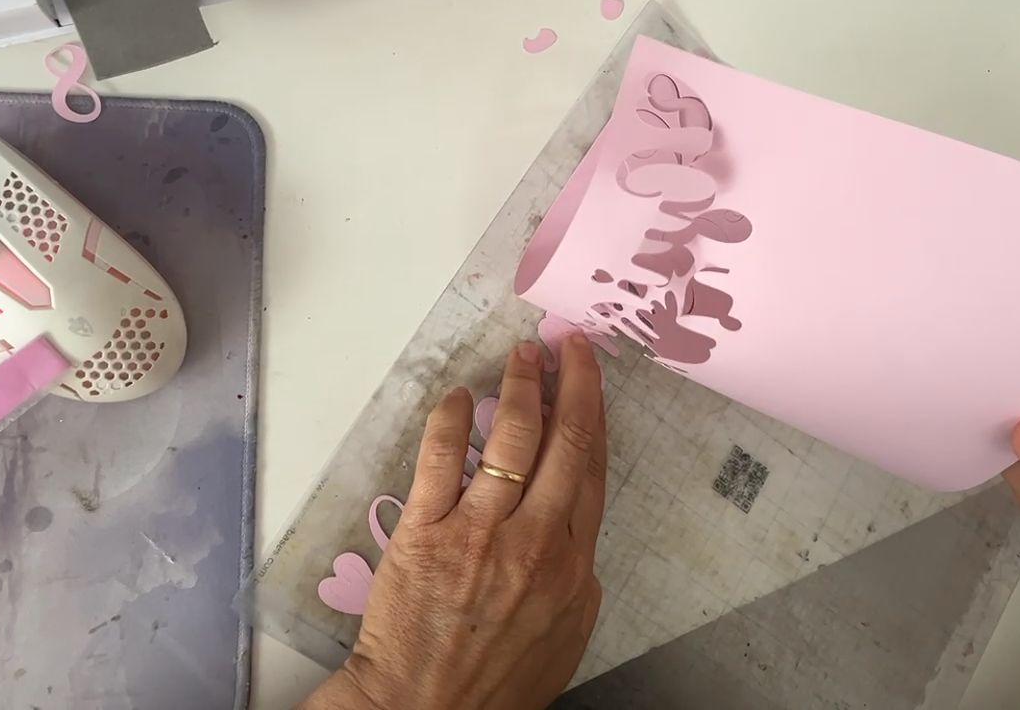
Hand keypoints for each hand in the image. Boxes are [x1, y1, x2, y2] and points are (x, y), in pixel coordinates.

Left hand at [303, 337, 607, 709]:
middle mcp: (534, 541)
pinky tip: (460, 397)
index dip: (593, 412)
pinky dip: (453, 419)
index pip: (589, 467)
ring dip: (520, 387)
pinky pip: (442, 457)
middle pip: (564, 442)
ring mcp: (480, 532)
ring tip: (522, 356)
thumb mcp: (562, 635)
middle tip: (567, 344)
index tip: (589, 376)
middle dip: (570, 383)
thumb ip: (576, 577)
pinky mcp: (426, 530)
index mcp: (570, 564)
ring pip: (511, 440)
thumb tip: (576, 527)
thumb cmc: (495, 679)